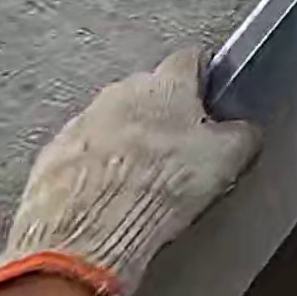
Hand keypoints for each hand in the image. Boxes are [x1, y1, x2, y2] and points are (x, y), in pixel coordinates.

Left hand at [0, 48, 260, 295]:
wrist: (89, 236)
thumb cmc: (160, 187)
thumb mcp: (229, 157)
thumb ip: (242, 133)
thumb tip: (245, 131)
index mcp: (167, 84)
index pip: (191, 59)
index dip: (206, 76)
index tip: (212, 94)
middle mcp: (121, 92)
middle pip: (151, 89)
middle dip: (167, 112)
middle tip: (184, 145)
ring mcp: (82, 122)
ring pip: (116, 119)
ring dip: (131, 139)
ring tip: (147, 177)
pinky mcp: (52, 156)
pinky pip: (85, 152)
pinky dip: (99, 166)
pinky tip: (115, 194)